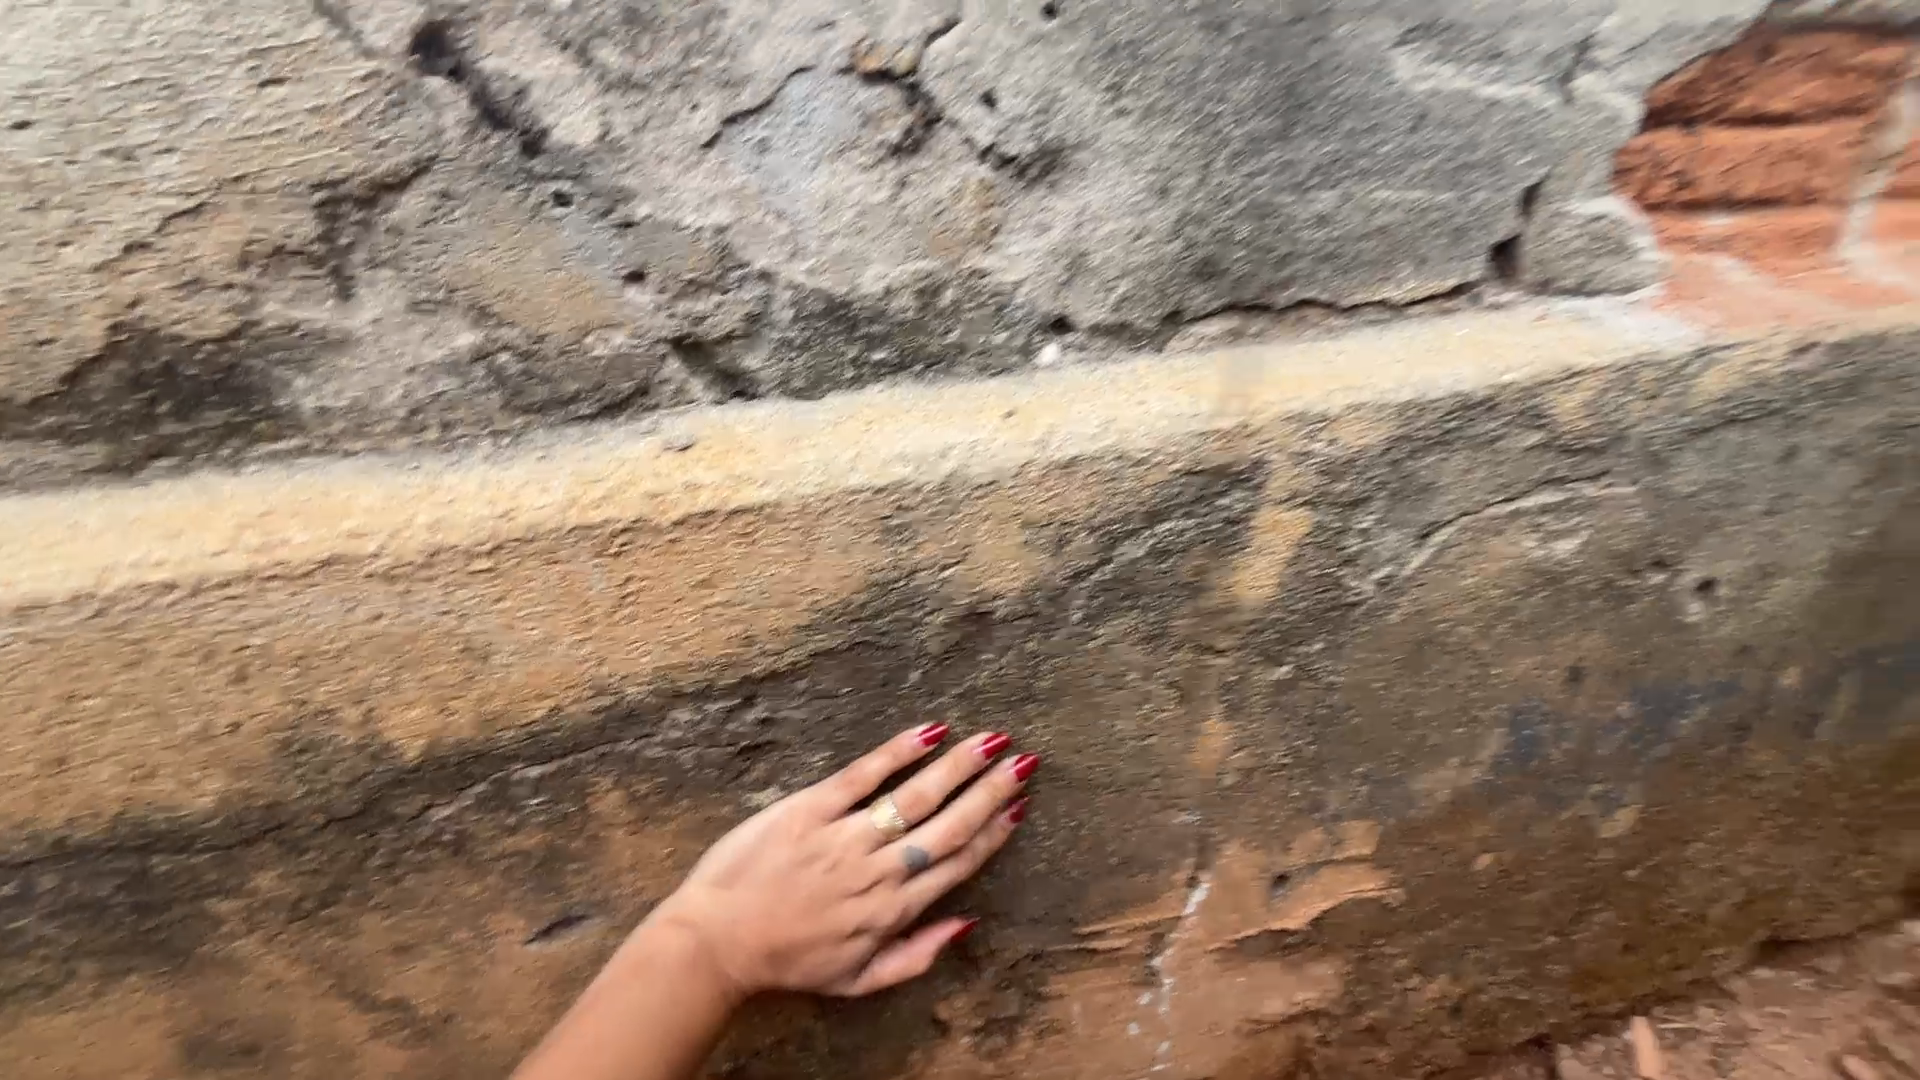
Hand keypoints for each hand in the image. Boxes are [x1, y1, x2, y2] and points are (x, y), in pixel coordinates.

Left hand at [645, 725, 1035, 999]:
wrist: (716, 943)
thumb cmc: (788, 961)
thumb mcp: (857, 980)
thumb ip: (916, 955)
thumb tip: (967, 922)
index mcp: (892, 911)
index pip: (957, 863)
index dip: (993, 833)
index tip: (1018, 806)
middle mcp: (878, 871)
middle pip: (948, 825)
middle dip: (990, 792)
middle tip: (1022, 762)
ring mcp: (846, 836)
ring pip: (916, 797)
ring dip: (959, 767)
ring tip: (990, 741)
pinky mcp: (811, 809)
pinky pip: (863, 776)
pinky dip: (898, 752)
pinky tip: (929, 731)